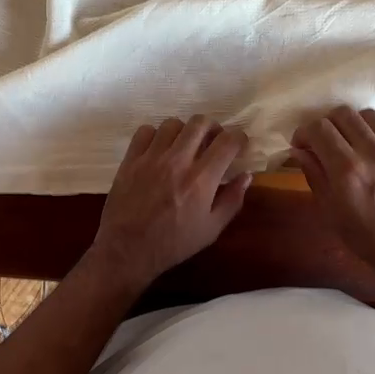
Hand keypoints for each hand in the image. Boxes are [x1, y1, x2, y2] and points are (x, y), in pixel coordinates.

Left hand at [90, 116, 251, 285]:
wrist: (128, 250)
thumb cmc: (173, 244)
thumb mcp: (211, 229)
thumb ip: (232, 201)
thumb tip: (246, 176)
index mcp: (201, 179)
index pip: (227, 141)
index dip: (239, 138)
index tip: (239, 145)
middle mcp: (177, 161)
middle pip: (200, 123)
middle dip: (213, 128)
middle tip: (212, 142)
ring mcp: (151, 158)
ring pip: (172, 124)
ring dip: (184, 131)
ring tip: (184, 145)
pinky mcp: (130, 160)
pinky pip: (145, 131)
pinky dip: (156, 135)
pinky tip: (159, 149)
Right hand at [291, 106, 374, 284]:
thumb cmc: (371, 241)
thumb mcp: (333, 215)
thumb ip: (316, 177)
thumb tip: (299, 152)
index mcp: (347, 171)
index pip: (319, 129)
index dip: (303, 133)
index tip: (300, 146)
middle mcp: (371, 152)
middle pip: (342, 113)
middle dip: (325, 124)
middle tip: (322, 142)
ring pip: (367, 114)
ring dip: (351, 123)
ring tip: (348, 142)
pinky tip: (373, 146)